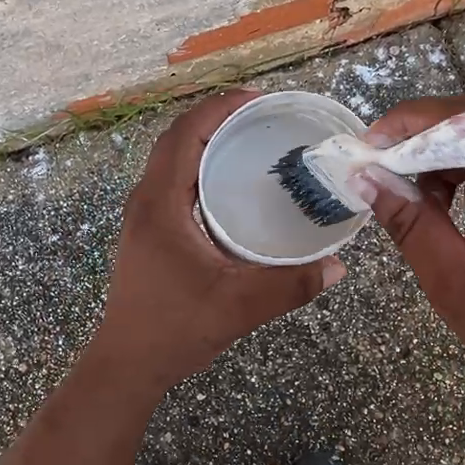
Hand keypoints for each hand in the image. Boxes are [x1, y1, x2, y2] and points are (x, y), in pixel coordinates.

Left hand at [91, 89, 345, 392]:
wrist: (127, 364)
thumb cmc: (174, 328)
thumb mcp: (238, 306)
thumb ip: (289, 285)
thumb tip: (337, 266)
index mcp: (160, 203)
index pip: (184, 134)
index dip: (218, 108)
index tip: (258, 100)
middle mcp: (146, 199)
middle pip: (177, 138)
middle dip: (215, 118)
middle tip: (261, 117)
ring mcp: (143, 215)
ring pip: (172, 158)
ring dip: (205, 140)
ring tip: (249, 142)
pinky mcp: (148, 230)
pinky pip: (172, 179)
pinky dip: (199, 165)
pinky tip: (230, 186)